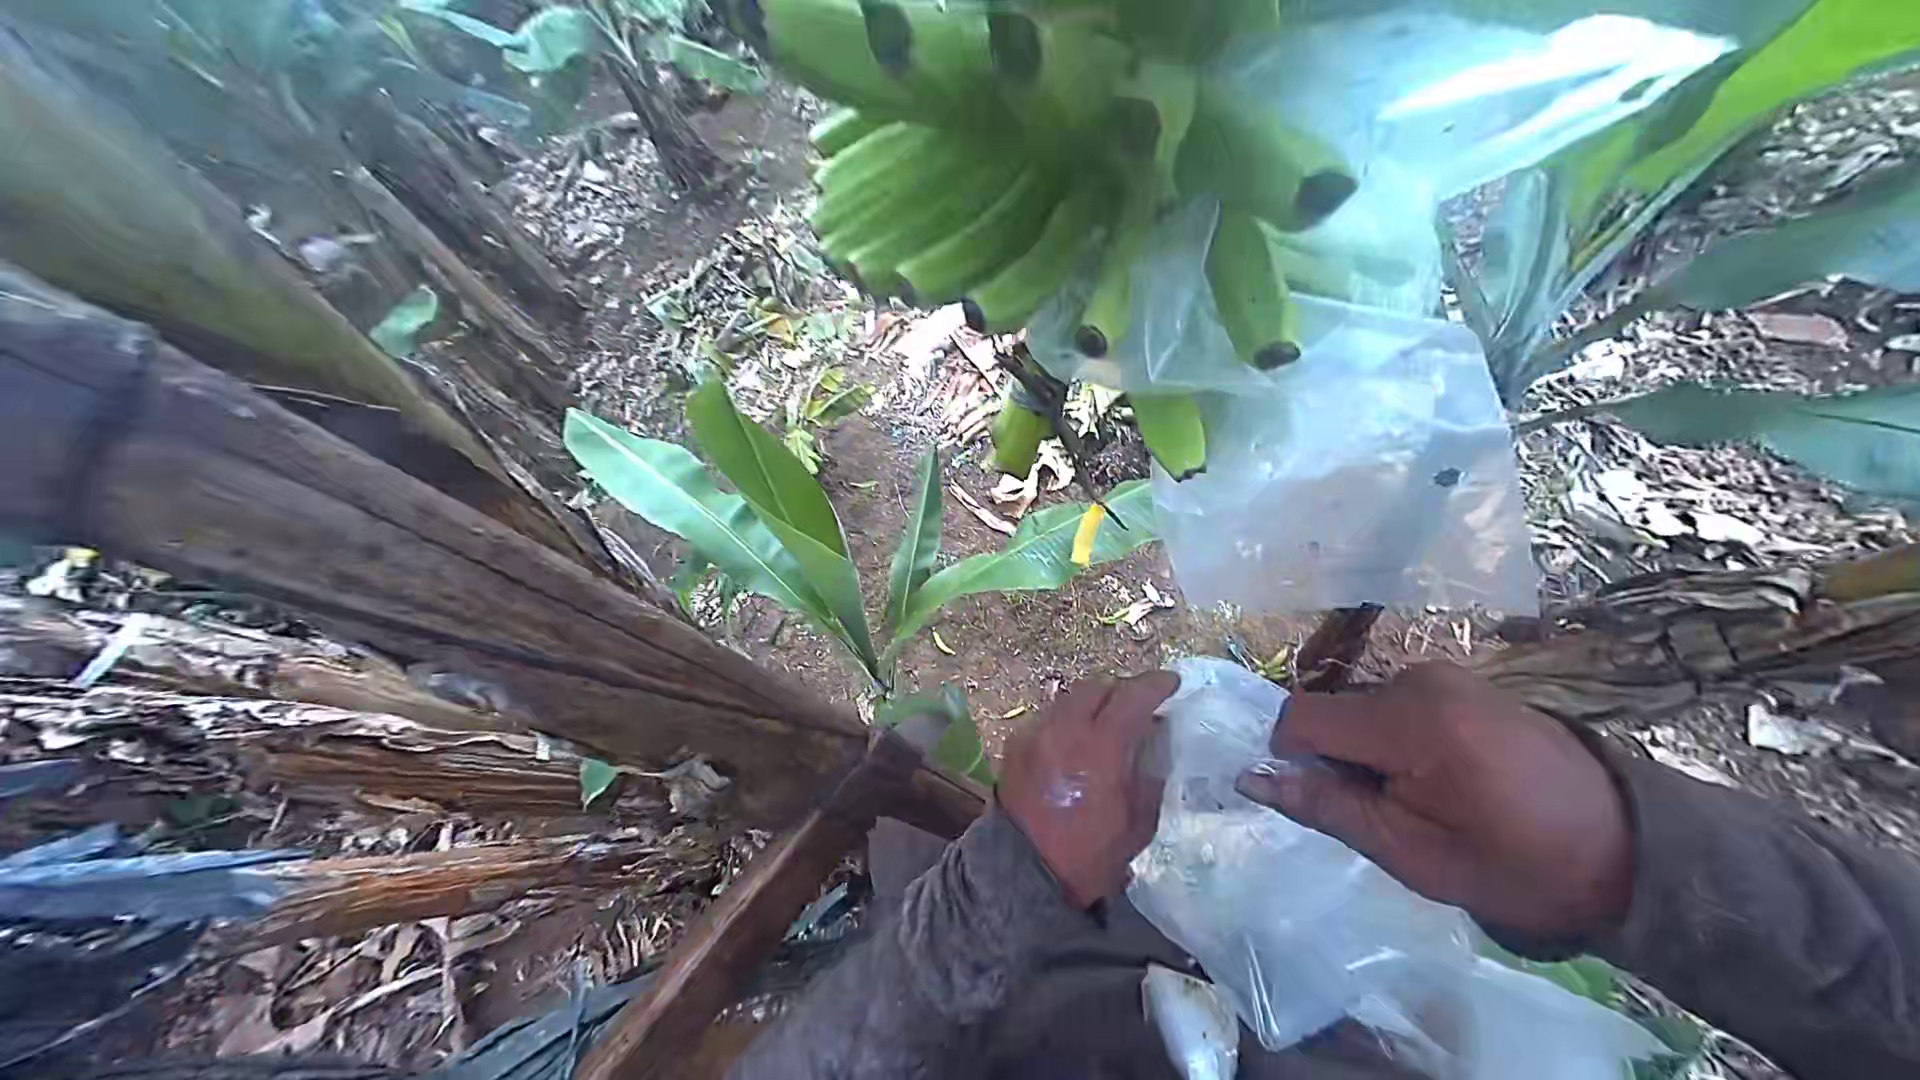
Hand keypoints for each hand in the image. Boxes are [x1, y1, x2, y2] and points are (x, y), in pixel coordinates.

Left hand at [997, 671, 1177, 908]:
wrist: (1024, 873)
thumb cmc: (1088, 855)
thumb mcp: (1138, 822)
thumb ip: (1150, 773)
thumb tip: (1154, 739)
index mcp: (1100, 747)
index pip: (1131, 697)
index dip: (1155, 684)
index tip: (1171, 683)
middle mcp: (1064, 728)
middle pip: (1097, 685)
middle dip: (1122, 689)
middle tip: (1139, 703)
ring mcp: (1035, 731)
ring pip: (1070, 697)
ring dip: (1093, 701)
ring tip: (1107, 720)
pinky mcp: (1016, 741)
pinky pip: (1049, 715)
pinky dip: (1068, 719)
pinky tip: (1076, 739)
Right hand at [1235, 662, 1632, 942]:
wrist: (1629, 850)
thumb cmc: (1516, 865)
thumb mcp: (1411, 853)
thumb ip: (1324, 806)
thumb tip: (1249, 778)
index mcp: (1412, 723)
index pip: (1302, 716)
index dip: (1289, 754)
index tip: (1319, 794)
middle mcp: (1420, 681)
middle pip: (1330, 710)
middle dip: (1333, 755)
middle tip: (1381, 805)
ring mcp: (1441, 674)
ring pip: (1356, 705)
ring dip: (1361, 746)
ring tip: (1414, 790)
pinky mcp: (1455, 679)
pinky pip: (1388, 700)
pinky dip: (1387, 733)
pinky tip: (1433, 769)